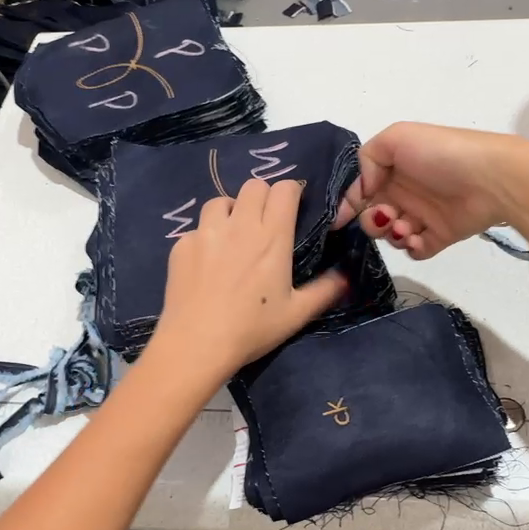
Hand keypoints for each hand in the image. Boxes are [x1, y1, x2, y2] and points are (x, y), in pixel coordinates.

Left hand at [150, 179, 347, 375]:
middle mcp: (239, 224)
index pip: (285, 189)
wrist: (195, 344)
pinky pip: (197, 228)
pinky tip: (207, 263)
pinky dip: (206, 237)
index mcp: (272, 237)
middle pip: (253, 185)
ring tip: (233, 235)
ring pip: (221, 200)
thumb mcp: (297, 314)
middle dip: (263, 197)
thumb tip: (347, 276)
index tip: (294, 208)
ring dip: (231, 211)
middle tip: (265, 222)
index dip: (292, 192)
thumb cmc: (252, 329)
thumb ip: (325, 290)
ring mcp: (206, 232)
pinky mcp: (181, 245)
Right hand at [332, 123, 528, 258]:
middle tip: (387, 216)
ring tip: (407, 228)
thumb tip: (366, 189)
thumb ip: (368, 158)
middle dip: (372, 221)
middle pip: (373, 216)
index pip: (362, 190)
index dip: (348, 205)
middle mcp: (405, 192)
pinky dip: (411, 248)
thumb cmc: (441, 154)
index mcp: (393, 168)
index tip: (340, 220)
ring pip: (391, 235)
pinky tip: (418, 240)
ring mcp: (422, 216)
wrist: (491, 179)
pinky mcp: (439, 236)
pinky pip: (414, 251)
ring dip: (391, 235)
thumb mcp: (397, 137)